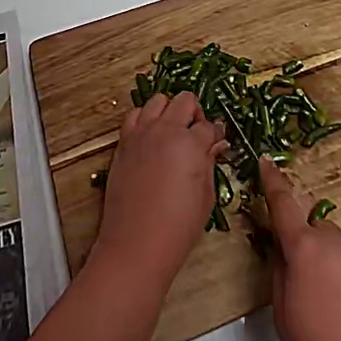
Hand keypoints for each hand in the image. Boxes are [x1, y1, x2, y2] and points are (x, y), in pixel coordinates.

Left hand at [92, 92, 224, 279]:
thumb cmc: (177, 225)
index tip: (217, 140)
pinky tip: (151, 136)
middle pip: (184, 101)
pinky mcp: (123, 142)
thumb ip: (209, 162)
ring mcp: (140, 133)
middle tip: (196, 133)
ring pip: (157, 100)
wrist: (137, 240)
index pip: (209, 126)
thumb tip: (214, 144)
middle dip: (194, 112)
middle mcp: (164, 130)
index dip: (216, 133)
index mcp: (190, 143)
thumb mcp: (205, 195)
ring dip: (169, 110)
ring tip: (173, 131)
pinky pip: (134, 116)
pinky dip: (145, 118)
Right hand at [258, 157, 340, 340]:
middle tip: (292, 275)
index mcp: (307, 249)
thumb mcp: (281, 311)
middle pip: (313, 228)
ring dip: (325, 266)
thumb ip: (278, 270)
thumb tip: (282, 255)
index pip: (283, 203)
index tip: (267, 165)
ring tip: (319, 308)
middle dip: (301, 243)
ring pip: (336, 251)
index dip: (273, 182)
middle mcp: (340, 249)